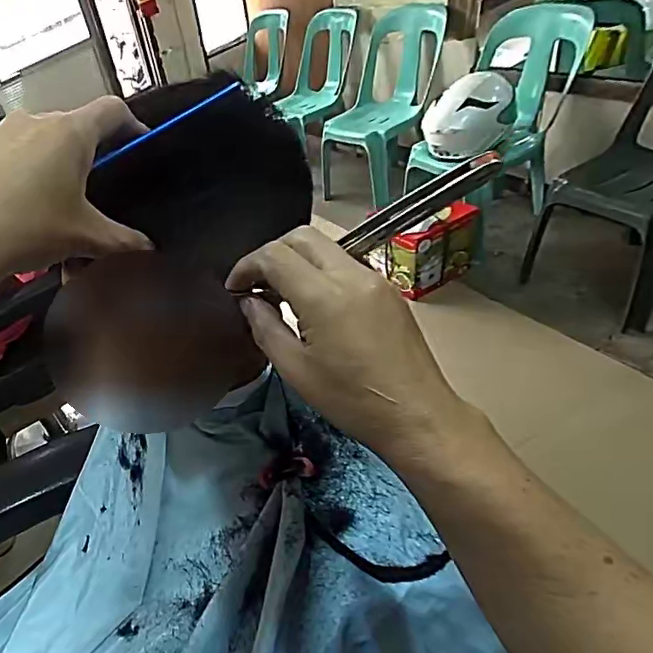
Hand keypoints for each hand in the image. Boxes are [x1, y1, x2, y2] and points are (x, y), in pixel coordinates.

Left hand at [0, 99, 151, 312]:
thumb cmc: (19, 228)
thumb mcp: (85, 237)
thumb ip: (123, 240)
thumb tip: (143, 245)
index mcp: (69, 133)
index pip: (113, 110)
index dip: (132, 126)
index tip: (137, 144)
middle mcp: (34, 123)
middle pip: (75, 130)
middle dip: (90, 158)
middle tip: (97, 193)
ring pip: (41, 145)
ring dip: (54, 171)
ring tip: (56, 213)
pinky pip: (11, 157)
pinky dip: (24, 178)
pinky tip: (23, 214)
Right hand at [225, 227, 478, 461]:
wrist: (417, 415)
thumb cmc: (354, 401)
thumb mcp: (296, 370)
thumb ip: (266, 328)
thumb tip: (250, 302)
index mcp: (326, 296)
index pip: (275, 255)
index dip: (247, 265)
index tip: (235, 288)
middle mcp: (353, 276)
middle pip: (301, 236)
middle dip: (271, 254)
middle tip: (255, 285)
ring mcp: (376, 279)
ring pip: (326, 246)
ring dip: (297, 260)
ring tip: (282, 295)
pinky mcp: (389, 290)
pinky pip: (346, 264)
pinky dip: (321, 271)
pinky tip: (314, 304)